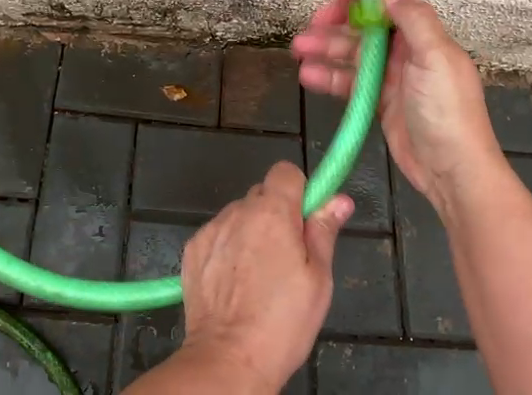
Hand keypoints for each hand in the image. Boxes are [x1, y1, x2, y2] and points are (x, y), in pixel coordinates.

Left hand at [175, 162, 352, 391]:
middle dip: (277, 215)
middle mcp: (237, 211)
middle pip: (262, 194)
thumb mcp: (318, 278)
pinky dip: (228, 250)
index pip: (286, 172)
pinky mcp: (193, 250)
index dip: (299, 192)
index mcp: (272, 212)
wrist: (228, 359)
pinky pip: (218, 236)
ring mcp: (211, 230)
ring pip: (239, 216)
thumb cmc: (283, 322)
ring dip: (251, 232)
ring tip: (260, 278)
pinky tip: (235, 284)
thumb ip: (324, 230)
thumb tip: (339, 198)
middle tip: (288, 258)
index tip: (306, 222)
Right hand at [293, 0, 499, 206]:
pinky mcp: (380, 102)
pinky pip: (350, 82)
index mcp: (426, 36)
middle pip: (368, 25)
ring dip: (326, 47)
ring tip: (298, 49)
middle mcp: (409, 52)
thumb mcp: (436, 59)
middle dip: (339, 20)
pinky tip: (308, 76)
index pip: (394, 0)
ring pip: (354, 53)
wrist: (454, 172)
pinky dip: (329, 77)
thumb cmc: (449, 112)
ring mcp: (393, 77)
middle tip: (312, 22)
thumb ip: (414, 20)